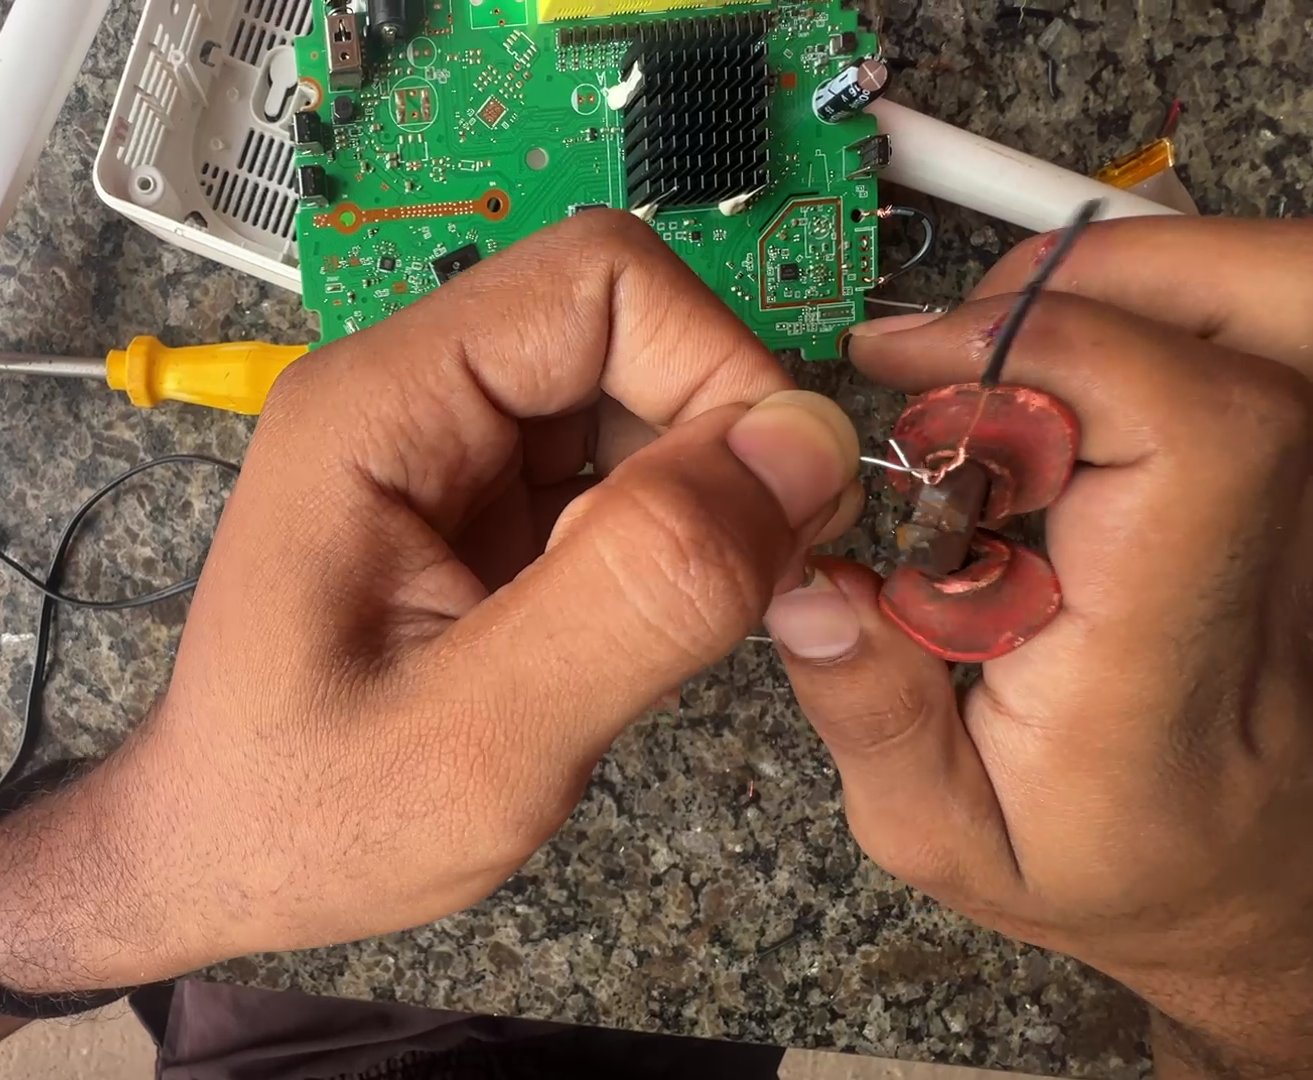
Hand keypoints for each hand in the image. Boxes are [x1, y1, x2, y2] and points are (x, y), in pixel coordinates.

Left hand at [0, 210, 859, 986]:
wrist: (221, 849)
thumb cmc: (310, 814)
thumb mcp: (484, 737)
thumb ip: (644, 588)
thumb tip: (798, 444)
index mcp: (376, 407)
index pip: (597, 281)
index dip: (714, 365)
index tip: (765, 510)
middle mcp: (397, 398)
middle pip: (614, 335)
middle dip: (702, 447)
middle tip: (716, 592)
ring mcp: (427, 450)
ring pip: (613, 407)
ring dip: (673, 505)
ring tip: (641, 633)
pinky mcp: (453, 505)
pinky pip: (586, 474)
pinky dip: (637, 539)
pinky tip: (606, 632)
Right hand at [766, 219, 1312, 1075]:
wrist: (1239, 894)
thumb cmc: (1088, 869)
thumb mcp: (931, 833)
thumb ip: (864, 711)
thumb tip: (802, 581)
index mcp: (1162, 658)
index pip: (1191, 441)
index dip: (1051, 355)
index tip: (907, 359)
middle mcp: (1268, 578)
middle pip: (1273, 340)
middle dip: (1092, 289)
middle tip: (944, 332)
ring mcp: (1303, 536)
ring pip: (1290, 329)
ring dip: (1128, 293)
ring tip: (985, 342)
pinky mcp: (1291, 514)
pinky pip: (1265, 367)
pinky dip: (1153, 329)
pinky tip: (1047, 373)